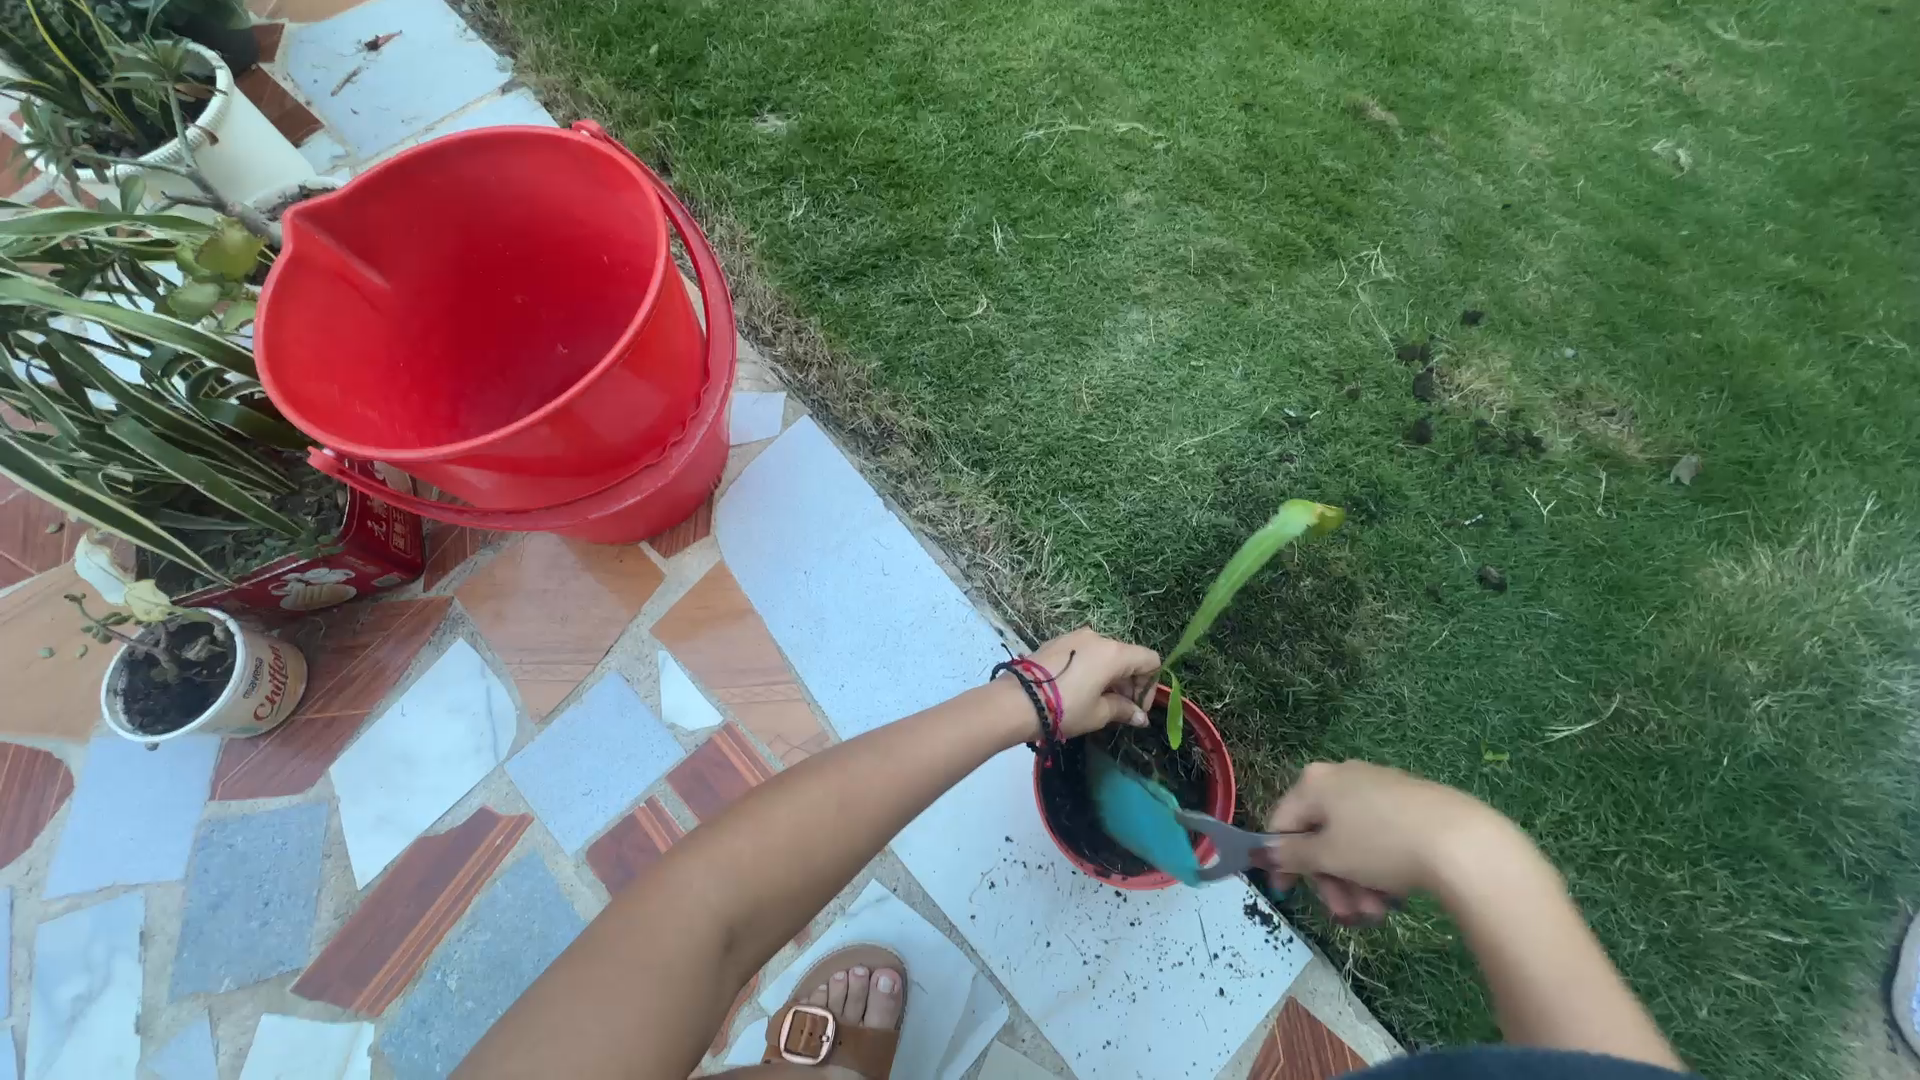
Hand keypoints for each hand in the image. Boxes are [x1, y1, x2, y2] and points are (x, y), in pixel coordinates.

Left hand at [1019, 628, 1159, 738]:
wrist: (1017, 701)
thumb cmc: (1065, 708)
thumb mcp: (1098, 713)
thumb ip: (1124, 710)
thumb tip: (1140, 717)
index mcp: (1113, 652)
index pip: (1149, 660)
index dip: (1150, 685)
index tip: (1137, 708)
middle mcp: (1096, 637)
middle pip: (1127, 656)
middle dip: (1129, 683)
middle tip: (1120, 710)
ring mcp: (1074, 636)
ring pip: (1104, 654)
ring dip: (1110, 676)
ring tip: (1098, 702)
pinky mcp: (1056, 642)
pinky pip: (1084, 653)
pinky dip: (1090, 669)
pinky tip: (1078, 690)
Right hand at [1252, 761, 1530, 918]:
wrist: (1463, 843)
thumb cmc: (1381, 845)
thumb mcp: (1328, 856)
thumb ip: (1291, 854)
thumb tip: (1265, 852)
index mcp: (1314, 782)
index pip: (1282, 821)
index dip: (1281, 860)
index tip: (1289, 894)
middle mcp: (1342, 776)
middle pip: (1320, 835)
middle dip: (1330, 880)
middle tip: (1346, 913)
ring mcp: (1379, 787)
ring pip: (1351, 840)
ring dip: (1355, 881)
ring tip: (1377, 913)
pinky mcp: (1411, 802)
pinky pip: (1378, 835)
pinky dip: (1378, 867)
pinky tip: (1395, 895)